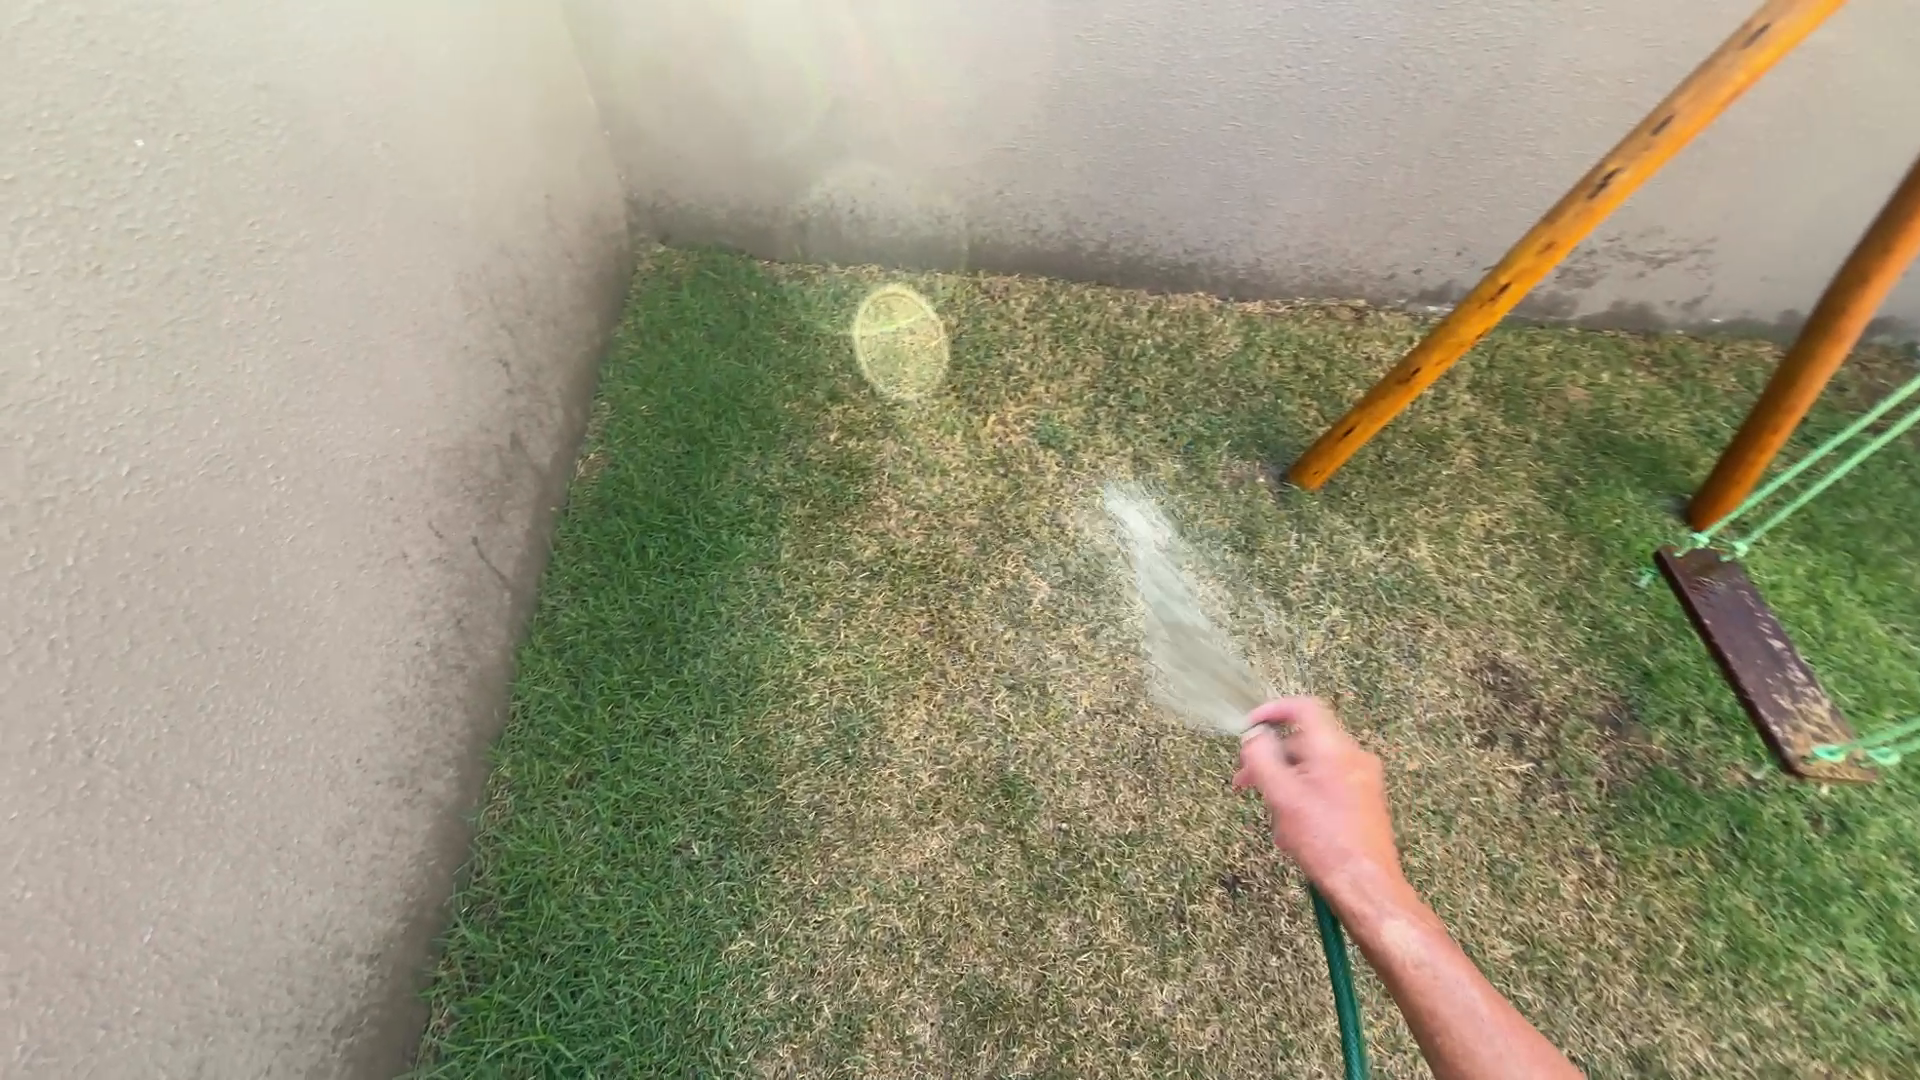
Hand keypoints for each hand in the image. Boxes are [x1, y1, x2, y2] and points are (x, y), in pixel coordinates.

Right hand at [1233, 697, 1403, 906]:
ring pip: (1311, 764)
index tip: (1250, 728)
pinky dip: (1302, 793)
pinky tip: (1291, 825)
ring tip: (1271, 811)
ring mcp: (1362, 779)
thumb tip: (1253, 736)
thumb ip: (1260, 756)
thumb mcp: (1280, 794)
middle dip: (1270, 758)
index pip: (1302, 707)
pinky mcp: (1363, 800)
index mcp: (1334, 748)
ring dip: (1284, 781)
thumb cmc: (1325, 842)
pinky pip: (1324, 783)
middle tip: (1245, 779)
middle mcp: (1353, 757)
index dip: (1271, 711)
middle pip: (1303, 740)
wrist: (1365, 885)